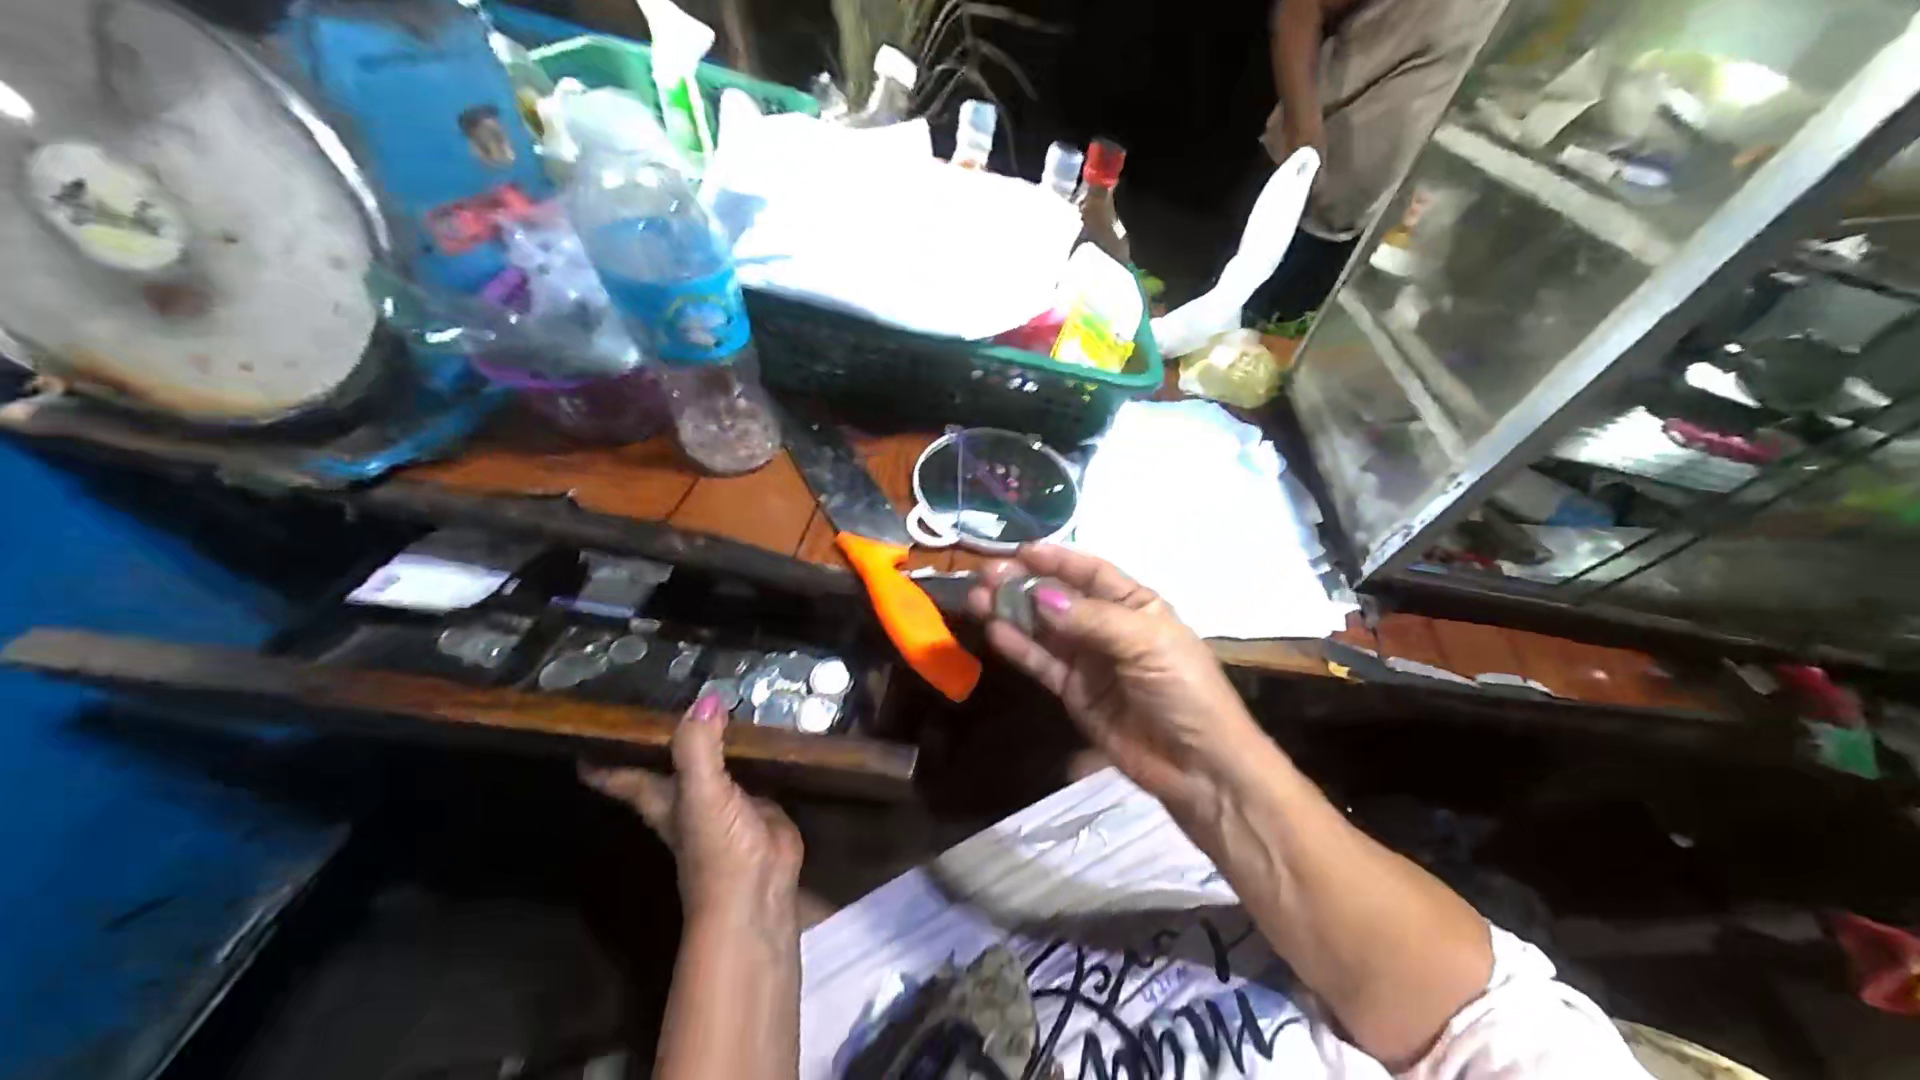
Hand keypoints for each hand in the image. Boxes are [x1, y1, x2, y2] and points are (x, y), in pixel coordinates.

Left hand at [580, 695, 802, 925]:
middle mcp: (687, 792)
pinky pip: (753, 763)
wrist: (759, 892)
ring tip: (724, 687)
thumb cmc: (716, 850)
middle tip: (671, 685)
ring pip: (712, 755)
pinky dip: (755, 744)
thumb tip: (706, 697)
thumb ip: (698, 747)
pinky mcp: (758, 797)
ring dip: (715, 729)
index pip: (620, 773)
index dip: (602, 750)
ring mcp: (724, 795)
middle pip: (667, 757)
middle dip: (666, 728)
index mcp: (660, 795)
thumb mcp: (700, 794)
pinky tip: (768, 719)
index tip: (589, 721)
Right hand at [968, 545, 1270, 820]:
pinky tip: (995, 631)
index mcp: (1136, 605)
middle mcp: (1108, 626)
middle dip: (1024, 584)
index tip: (1020, 551)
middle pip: (1060, 598)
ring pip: (1044, 629)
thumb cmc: (1185, 691)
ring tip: (979, 599)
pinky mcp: (1074, 691)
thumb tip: (1040, 595)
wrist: (1199, 767)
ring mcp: (1089, 660)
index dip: (1057, 560)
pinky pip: (1042, 663)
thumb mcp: (1148, 643)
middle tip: (987, 576)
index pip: (1091, 573)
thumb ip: (1092, 619)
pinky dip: (1019, 647)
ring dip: (1013, 612)